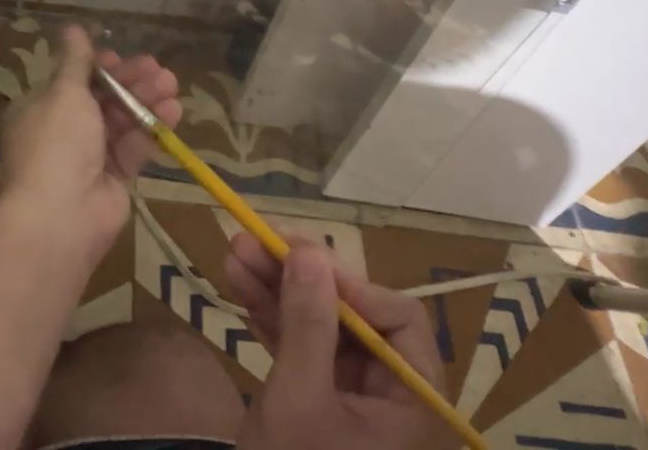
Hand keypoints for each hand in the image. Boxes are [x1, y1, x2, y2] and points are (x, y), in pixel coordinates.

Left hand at [0, 25, 180, 263]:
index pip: (70, 81)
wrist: (61, 215)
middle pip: (99, 99)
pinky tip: (174, 112)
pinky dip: (152, 129)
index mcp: (38, 108)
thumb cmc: (56, 143)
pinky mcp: (113, 178)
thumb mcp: (64, 93)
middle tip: (157, 68)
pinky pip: (133, 147)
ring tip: (172, 85)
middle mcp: (61, 131)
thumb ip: (75, 62)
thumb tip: (73, 28)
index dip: (96, 68)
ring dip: (145, 102)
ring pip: (120, 121)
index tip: (119, 57)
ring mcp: (87, 157)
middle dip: (128, 82)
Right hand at [225, 235, 447, 449]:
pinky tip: (238, 287)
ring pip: (320, 328)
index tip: (295, 253)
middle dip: (299, 278)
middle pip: (353, 318)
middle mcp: (392, 398)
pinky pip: (300, 349)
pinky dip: (271, 320)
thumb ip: (308, 324)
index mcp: (415, 405)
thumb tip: (311, 250)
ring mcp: (352, 402)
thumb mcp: (300, 401)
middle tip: (249, 241)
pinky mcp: (317, 405)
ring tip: (232, 253)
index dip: (348, 282)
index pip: (397, 320)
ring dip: (277, 291)